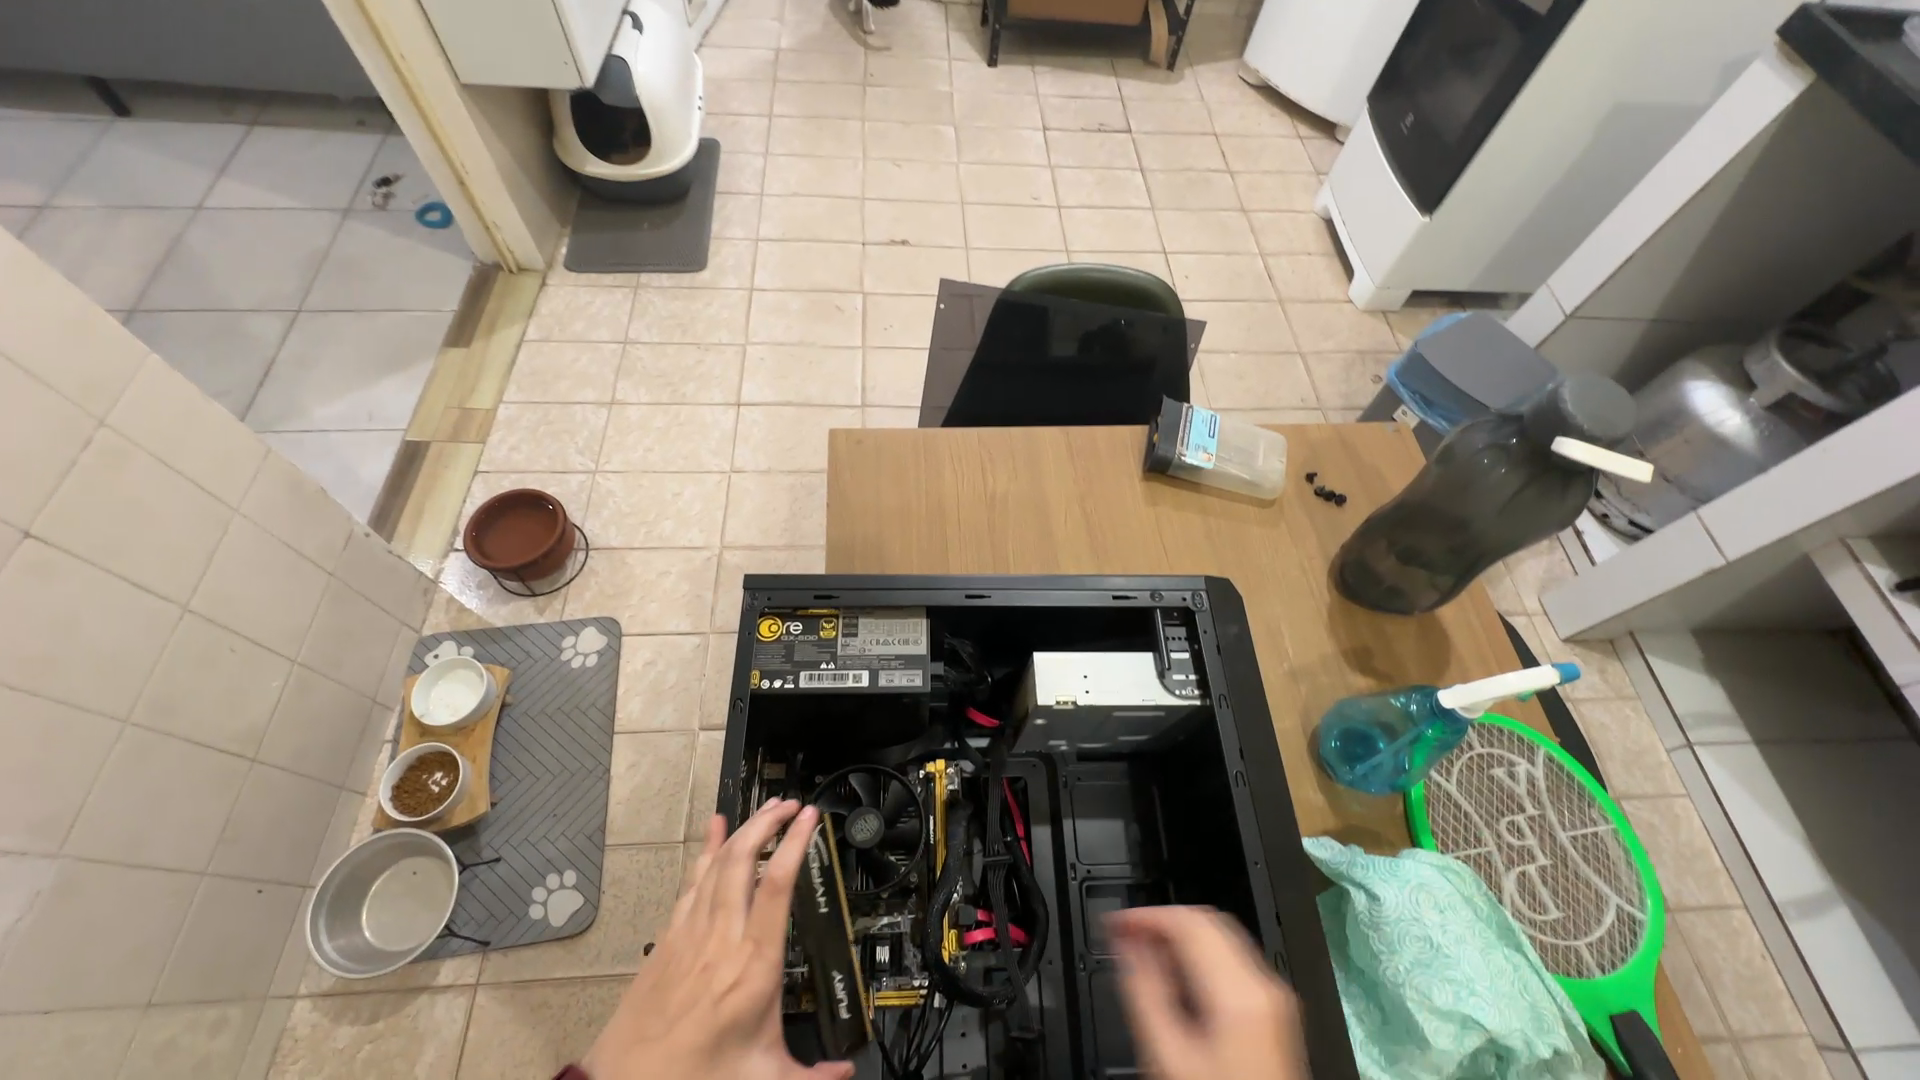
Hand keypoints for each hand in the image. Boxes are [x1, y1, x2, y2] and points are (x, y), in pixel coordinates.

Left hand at [582, 799, 850, 1079]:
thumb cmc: (693, 1079)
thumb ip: (813, 1078)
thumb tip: (847, 1075)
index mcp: (753, 966)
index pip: (777, 886)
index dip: (795, 844)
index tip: (810, 818)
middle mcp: (722, 939)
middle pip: (744, 859)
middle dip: (769, 822)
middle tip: (791, 805)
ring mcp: (691, 934)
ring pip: (717, 864)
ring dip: (742, 830)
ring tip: (765, 809)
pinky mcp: (669, 939)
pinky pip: (691, 882)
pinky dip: (705, 850)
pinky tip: (713, 831)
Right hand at [1109, 906, 1308, 1079]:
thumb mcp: (1167, 1055)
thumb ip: (1144, 991)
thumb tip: (1125, 944)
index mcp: (1239, 996)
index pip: (1188, 923)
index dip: (1146, 915)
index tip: (1116, 924)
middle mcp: (1265, 987)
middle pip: (1208, 922)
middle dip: (1162, 921)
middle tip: (1126, 935)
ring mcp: (1274, 998)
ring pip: (1222, 937)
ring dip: (1180, 936)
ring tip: (1144, 954)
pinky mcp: (1273, 1011)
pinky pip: (1233, 960)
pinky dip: (1200, 954)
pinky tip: (1175, 976)